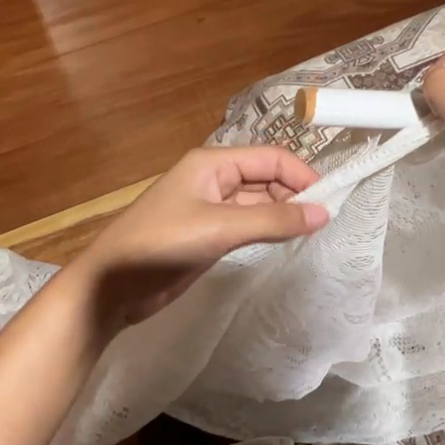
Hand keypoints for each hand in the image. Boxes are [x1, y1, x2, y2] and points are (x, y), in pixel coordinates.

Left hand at [69, 146, 329, 328]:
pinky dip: (268, 229)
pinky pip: (247, 224)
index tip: (332, 201)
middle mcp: (213, 179)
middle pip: (266, 177)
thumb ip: (273, 220)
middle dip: (296, 193)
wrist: (112, 287)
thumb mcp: (220, 229)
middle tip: (325, 221)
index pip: (270, 158)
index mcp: (212, 163)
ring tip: (313, 232)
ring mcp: (210, 208)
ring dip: (283, 213)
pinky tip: (286, 241)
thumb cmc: (161, 246)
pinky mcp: (208, 235)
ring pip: (258, 202)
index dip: (303, 174)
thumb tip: (324, 213)